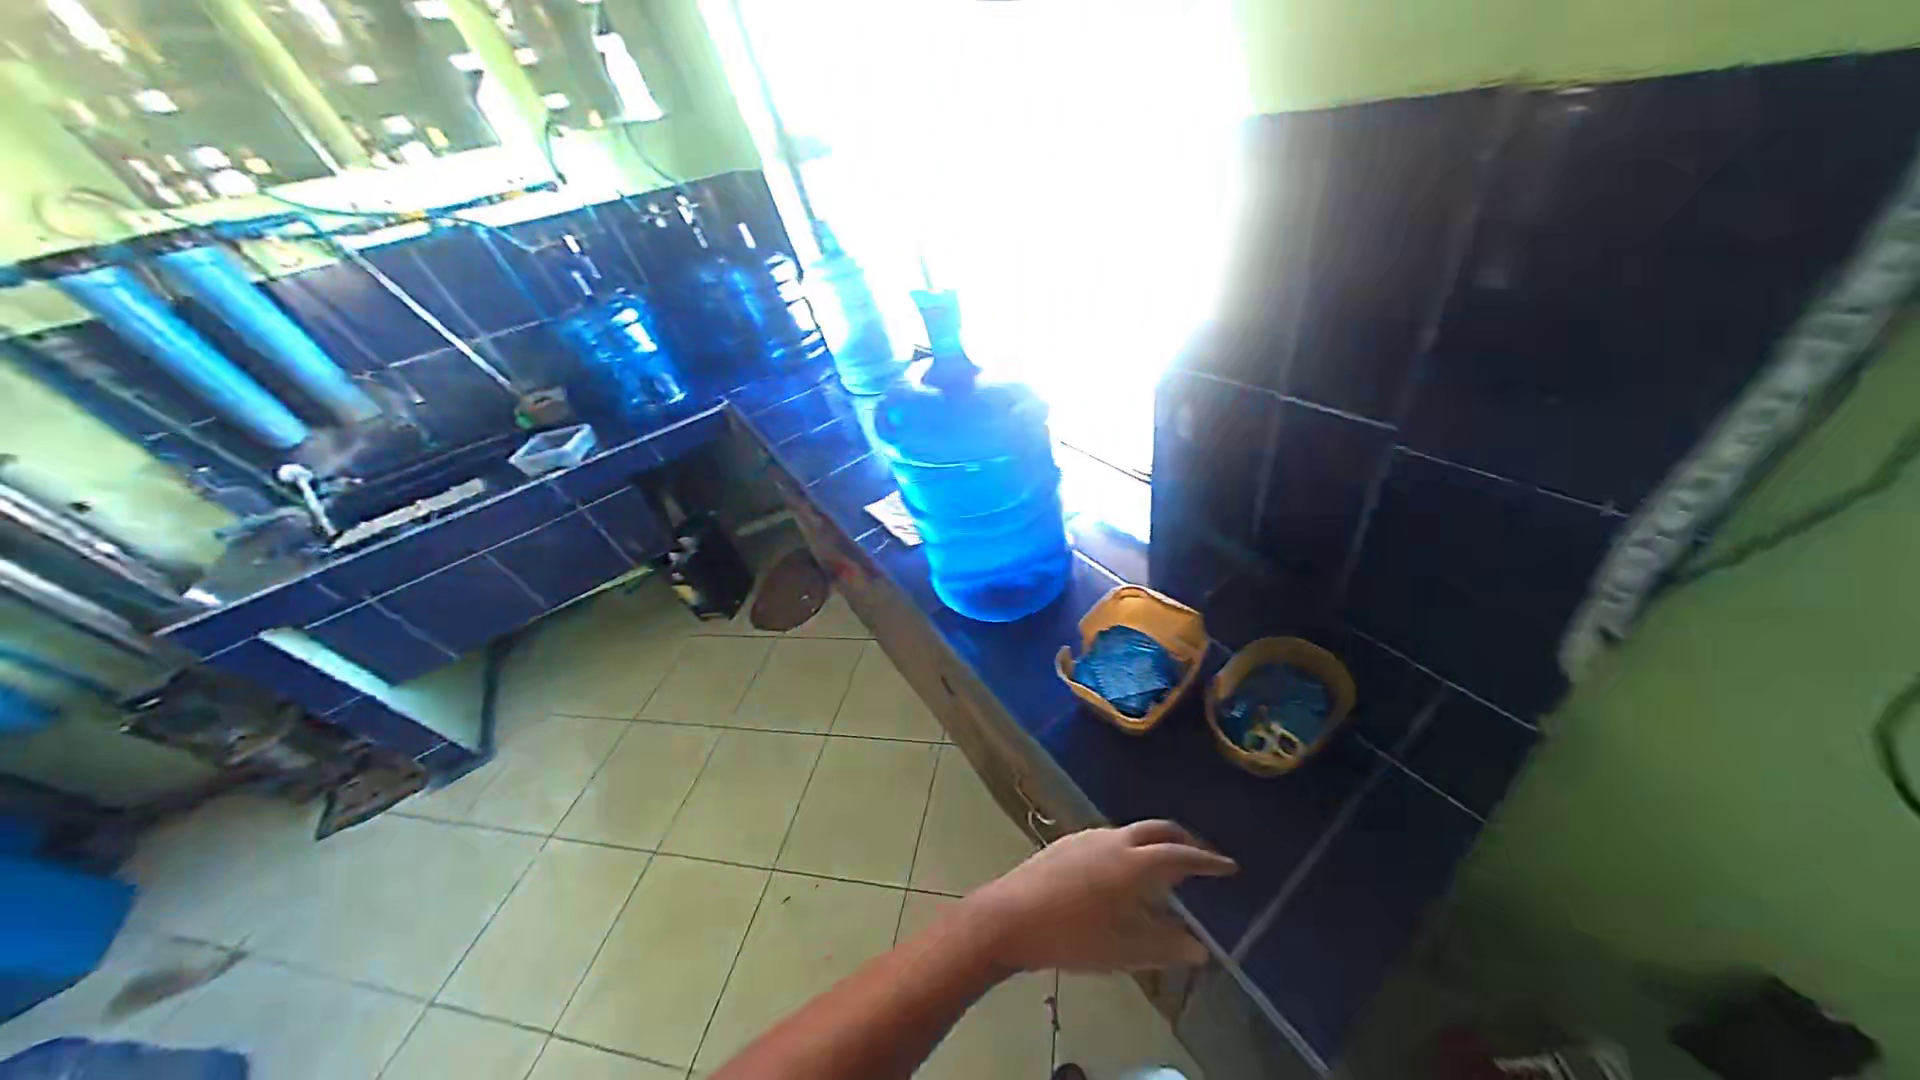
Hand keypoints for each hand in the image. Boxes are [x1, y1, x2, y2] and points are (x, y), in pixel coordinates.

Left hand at [955, 820, 1236, 972]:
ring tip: (1162, 872)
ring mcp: (1085, 837)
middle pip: (1156, 830)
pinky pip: (1109, 838)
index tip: (1228, 866)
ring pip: (1130, 832)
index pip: (1180, 855)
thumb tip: (1199, 948)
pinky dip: (1129, 848)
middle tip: (1200, 860)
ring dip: (1153, 844)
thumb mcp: (1122, 951)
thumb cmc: (1069, 937)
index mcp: (1131, 862)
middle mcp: (1112, 840)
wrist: (1007, 916)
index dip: (1207, 861)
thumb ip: (1164, 947)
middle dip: (1182, 841)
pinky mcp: (1066, 843)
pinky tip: (1121, 874)